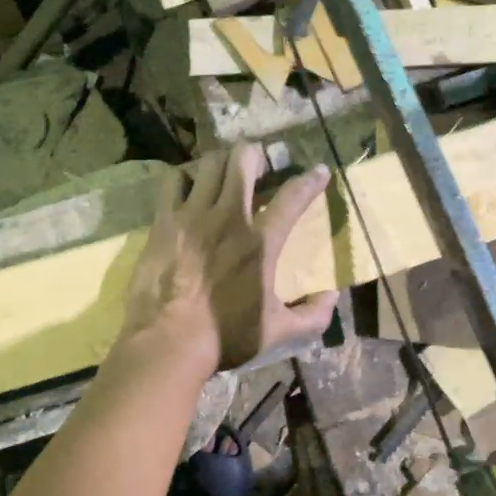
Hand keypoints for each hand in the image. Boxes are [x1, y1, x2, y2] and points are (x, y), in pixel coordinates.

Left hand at [117, 143, 340, 373]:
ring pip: (209, 163)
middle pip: (244, 160)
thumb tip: (331, 297)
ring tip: (224, 171)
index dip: (311, 180)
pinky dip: (183, 177)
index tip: (319, 171)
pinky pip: (173, 181)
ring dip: (221, 162)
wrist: (168, 341)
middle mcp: (229, 217)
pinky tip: (187, 186)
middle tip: (259, 166)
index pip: (293, 197)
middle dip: (256, 154)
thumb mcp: (278, 334)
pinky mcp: (164, 221)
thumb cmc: (225, 337)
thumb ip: (312, 316)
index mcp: (261, 242)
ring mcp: (193, 215)